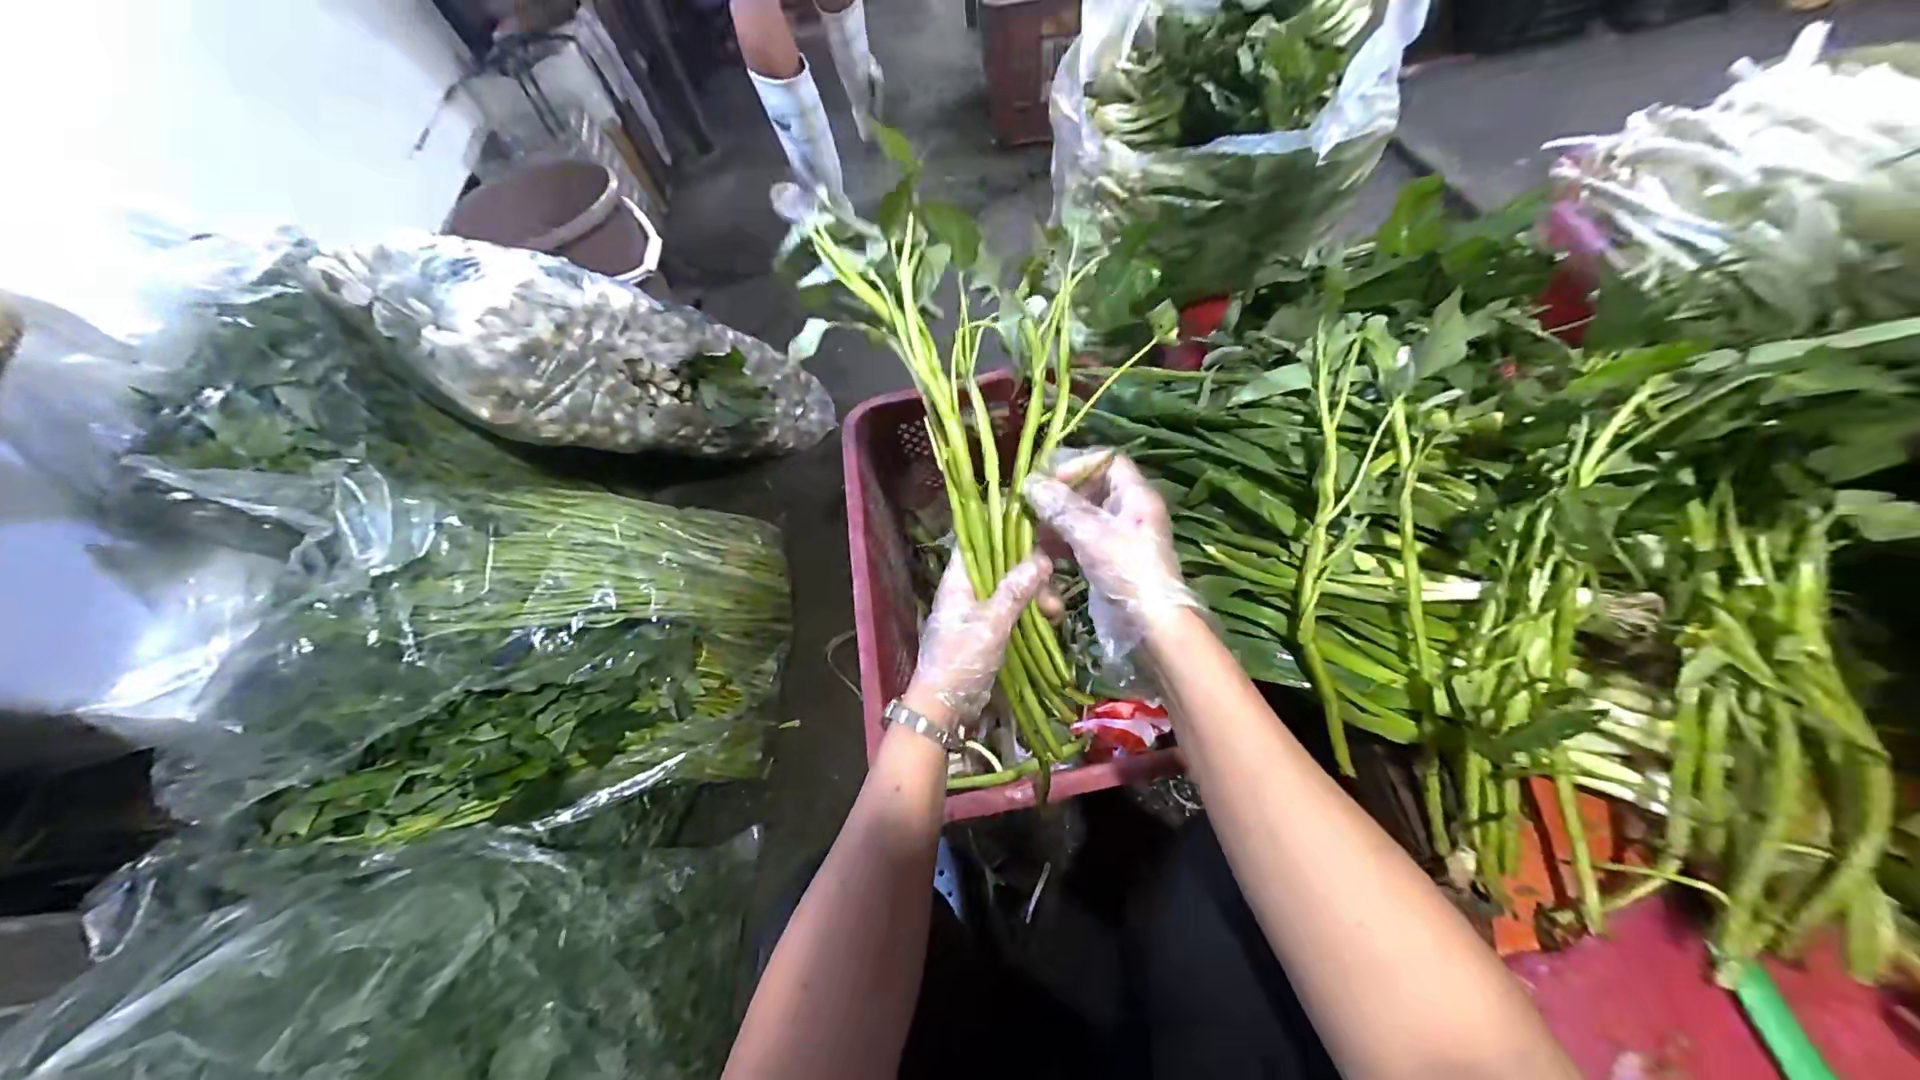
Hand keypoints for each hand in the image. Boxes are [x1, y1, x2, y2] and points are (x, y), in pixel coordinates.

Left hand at [903, 550, 1051, 727]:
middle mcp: (969, 588)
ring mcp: (981, 609)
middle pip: (1004, 565)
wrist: (945, 706)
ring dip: (1037, 597)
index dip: (1003, 532)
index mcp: (959, 580)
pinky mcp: (992, 628)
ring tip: (1054, 615)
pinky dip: (1033, 613)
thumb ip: (1015, 591)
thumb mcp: (991, 624)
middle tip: (1050, 599)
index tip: (1036, 535)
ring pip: (1015, 588)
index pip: (978, 540)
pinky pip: (1016, 610)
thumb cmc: (960, 660)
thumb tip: (1041, 559)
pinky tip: (1050, 622)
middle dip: (1032, 576)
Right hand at [1022, 450, 1195, 658]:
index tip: (1049, 481)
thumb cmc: (1128, 572)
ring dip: (1054, 529)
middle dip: (1058, 502)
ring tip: (1036, 541)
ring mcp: (1116, 539)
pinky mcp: (1106, 563)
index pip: (1107, 463)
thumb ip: (1061, 507)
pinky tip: (1045, 561)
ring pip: (1078, 521)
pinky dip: (1061, 549)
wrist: (1151, 627)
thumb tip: (1031, 482)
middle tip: (1034, 513)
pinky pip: (1078, 545)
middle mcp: (1128, 513)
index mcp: (1135, 497)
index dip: (1078, 466)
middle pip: (1088, 492)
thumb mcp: (1092, 535)